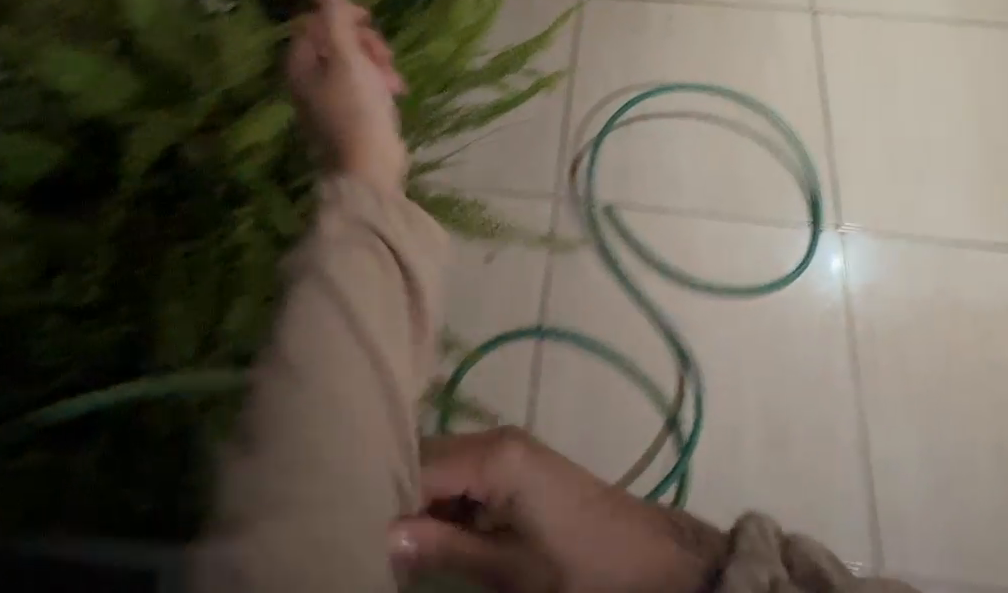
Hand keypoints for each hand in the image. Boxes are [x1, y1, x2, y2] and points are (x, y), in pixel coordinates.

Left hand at [286, 0, 407, 192]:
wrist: (367, 167)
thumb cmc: (355, 110)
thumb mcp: (347, 58)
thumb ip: (336, 19)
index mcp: (300, 64)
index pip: (314, 22)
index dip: (342, 16)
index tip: (368, 21)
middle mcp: (308, 78)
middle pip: (335, 41)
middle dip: (364, 42)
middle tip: (384, 54)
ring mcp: (328, 97)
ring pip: (353, 62)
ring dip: (377, 62)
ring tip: (393, 79)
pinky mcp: (349, 113)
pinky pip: (362, 84)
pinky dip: (378, 82)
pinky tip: (395, 92)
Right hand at [390, 428, 724, 592]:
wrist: (649, 560)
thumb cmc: (580, 567)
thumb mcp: (509, 569)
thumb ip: (445, 549)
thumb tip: (383, 536)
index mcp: (493, 454)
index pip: (417, 468)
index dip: (386, 502)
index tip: (358, 534)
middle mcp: (494, 438)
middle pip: (426, 461)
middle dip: (399, 500)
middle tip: (372, 542)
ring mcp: (507, 450)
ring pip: (442, 469)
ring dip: (422, 505)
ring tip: (395, 544)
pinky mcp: (516, 467)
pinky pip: (464, 478)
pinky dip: (447, 506)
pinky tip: (434, 538)